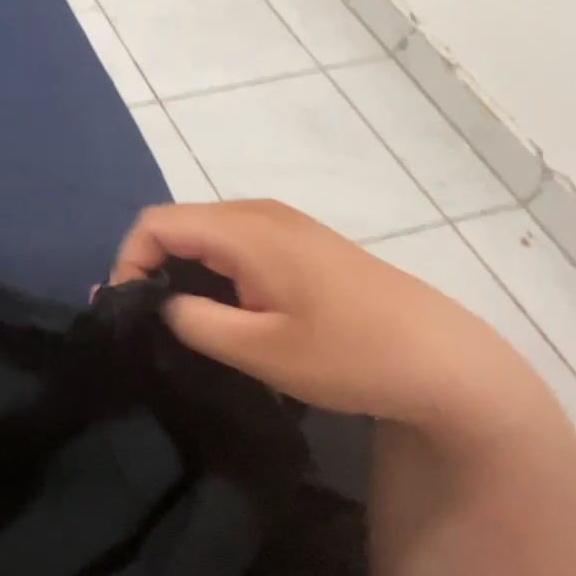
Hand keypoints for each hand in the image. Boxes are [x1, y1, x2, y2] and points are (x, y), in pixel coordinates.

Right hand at [111, 201, 552, 444]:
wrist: (448, 362)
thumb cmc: (351, 355)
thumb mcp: (261, 350)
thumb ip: (195, 321)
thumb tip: (161, 303)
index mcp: (246, 230)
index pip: (155, 223)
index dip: (128, 262)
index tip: (130, 311)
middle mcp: (259, 213)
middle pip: (177, 223)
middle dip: (150, 266)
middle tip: (148, 321)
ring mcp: (283, 225)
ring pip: (204, 233)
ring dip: (181, 270)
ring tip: (184, 321)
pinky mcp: (299, 243)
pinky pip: (232, 243)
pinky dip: (211, 271)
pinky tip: (226, 312)